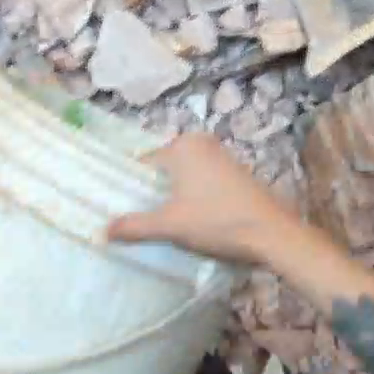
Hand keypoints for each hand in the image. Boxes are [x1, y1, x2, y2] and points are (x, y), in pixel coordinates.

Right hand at [108, 133, 308, 265]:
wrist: (271, 232)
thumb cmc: (217, 221)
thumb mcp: (170, 225)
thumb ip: (134, 225)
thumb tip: (102, 231)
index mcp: (182, 145)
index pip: (143, 164)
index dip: (131, 188)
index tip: (123, 211)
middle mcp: (200, 142)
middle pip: (163, 168)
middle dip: (153, 192)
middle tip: (142, 220)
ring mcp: (221, 154)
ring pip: (183, 175)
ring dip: (173, 195)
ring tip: (164, 222)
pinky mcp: (235, 170)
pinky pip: (201, 179)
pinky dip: (192, 194)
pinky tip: (191, 217)